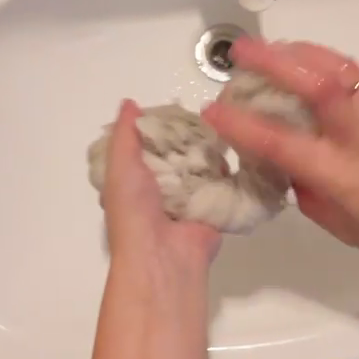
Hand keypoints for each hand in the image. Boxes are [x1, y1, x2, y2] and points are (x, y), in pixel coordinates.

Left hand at [101, 101, 221, 277]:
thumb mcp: (120, 166)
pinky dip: (228, 171)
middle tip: (207, 115)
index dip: (159, 126)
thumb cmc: (135, 210)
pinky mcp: (212, 209)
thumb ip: (124, 135)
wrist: (163, 256)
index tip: (176, 106)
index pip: (147, 145)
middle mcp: (160, 189)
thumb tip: (129, 102)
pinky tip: (238, 150)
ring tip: (225, 127)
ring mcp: (188, 200)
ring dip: (210, 151)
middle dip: (189, 137)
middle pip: (177, 153)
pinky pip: (222, 184)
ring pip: (201, 166)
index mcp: (134, 180)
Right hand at [203, 39, 358, 281]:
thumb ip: (307, 189)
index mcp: (343, 175)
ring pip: (334, 67)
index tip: (211, 111)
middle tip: (238, 52)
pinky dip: (319, 58)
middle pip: (313, 83)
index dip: (241, 125)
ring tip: (266, 50)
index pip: (281, 143)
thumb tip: (285, 162)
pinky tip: (305, 61)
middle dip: (270, 62)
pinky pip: (348, 71)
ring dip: (294, 52)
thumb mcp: (342, 225)